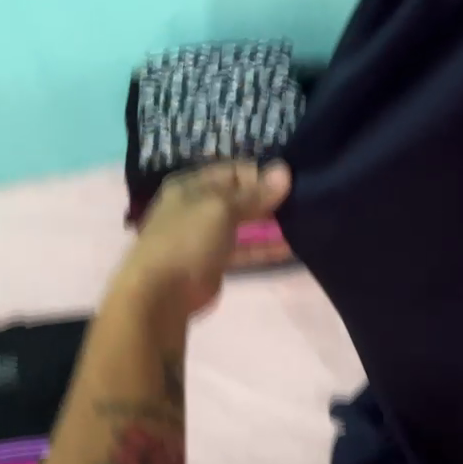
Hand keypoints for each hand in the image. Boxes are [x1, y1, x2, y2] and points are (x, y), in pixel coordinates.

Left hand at [110, 161, 291, 352]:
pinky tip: (290, 249)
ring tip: (301, 225)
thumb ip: (254, 193)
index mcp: (192, 185)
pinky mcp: (215, 261)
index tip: (290, 185)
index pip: (233, 171)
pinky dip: (264, 248)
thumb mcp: (221, 208)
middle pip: (240, 197)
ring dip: (270, 225)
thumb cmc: (187, 240)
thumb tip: (284, 170)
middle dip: (268, 200)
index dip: (261, 175)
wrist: (161, 293)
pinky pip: (245, 249)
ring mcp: (206, 235)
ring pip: (244, 224)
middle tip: (300, 204)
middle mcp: (198, 206)